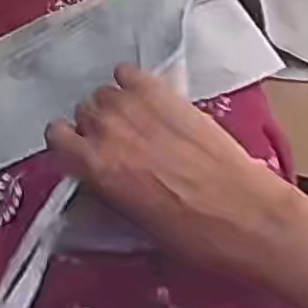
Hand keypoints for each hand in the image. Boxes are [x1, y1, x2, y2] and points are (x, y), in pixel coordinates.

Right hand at [45, 64, 307, 307]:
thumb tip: (95, 169)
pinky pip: (126, 72)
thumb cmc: (195, 235)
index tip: (88, 151)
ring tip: (144, 123)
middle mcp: (104, 128)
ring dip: (118, 106)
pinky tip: (151, 101)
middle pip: (83, 111)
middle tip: (126, 144)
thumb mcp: (135, 219)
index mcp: (94, 165)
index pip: (55, 134)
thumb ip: (104, 184)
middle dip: (98, 126)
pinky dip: (133, 84)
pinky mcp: (158, 90)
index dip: (72, 143)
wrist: (252, 219)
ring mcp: (131, 104)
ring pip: (104, 93)